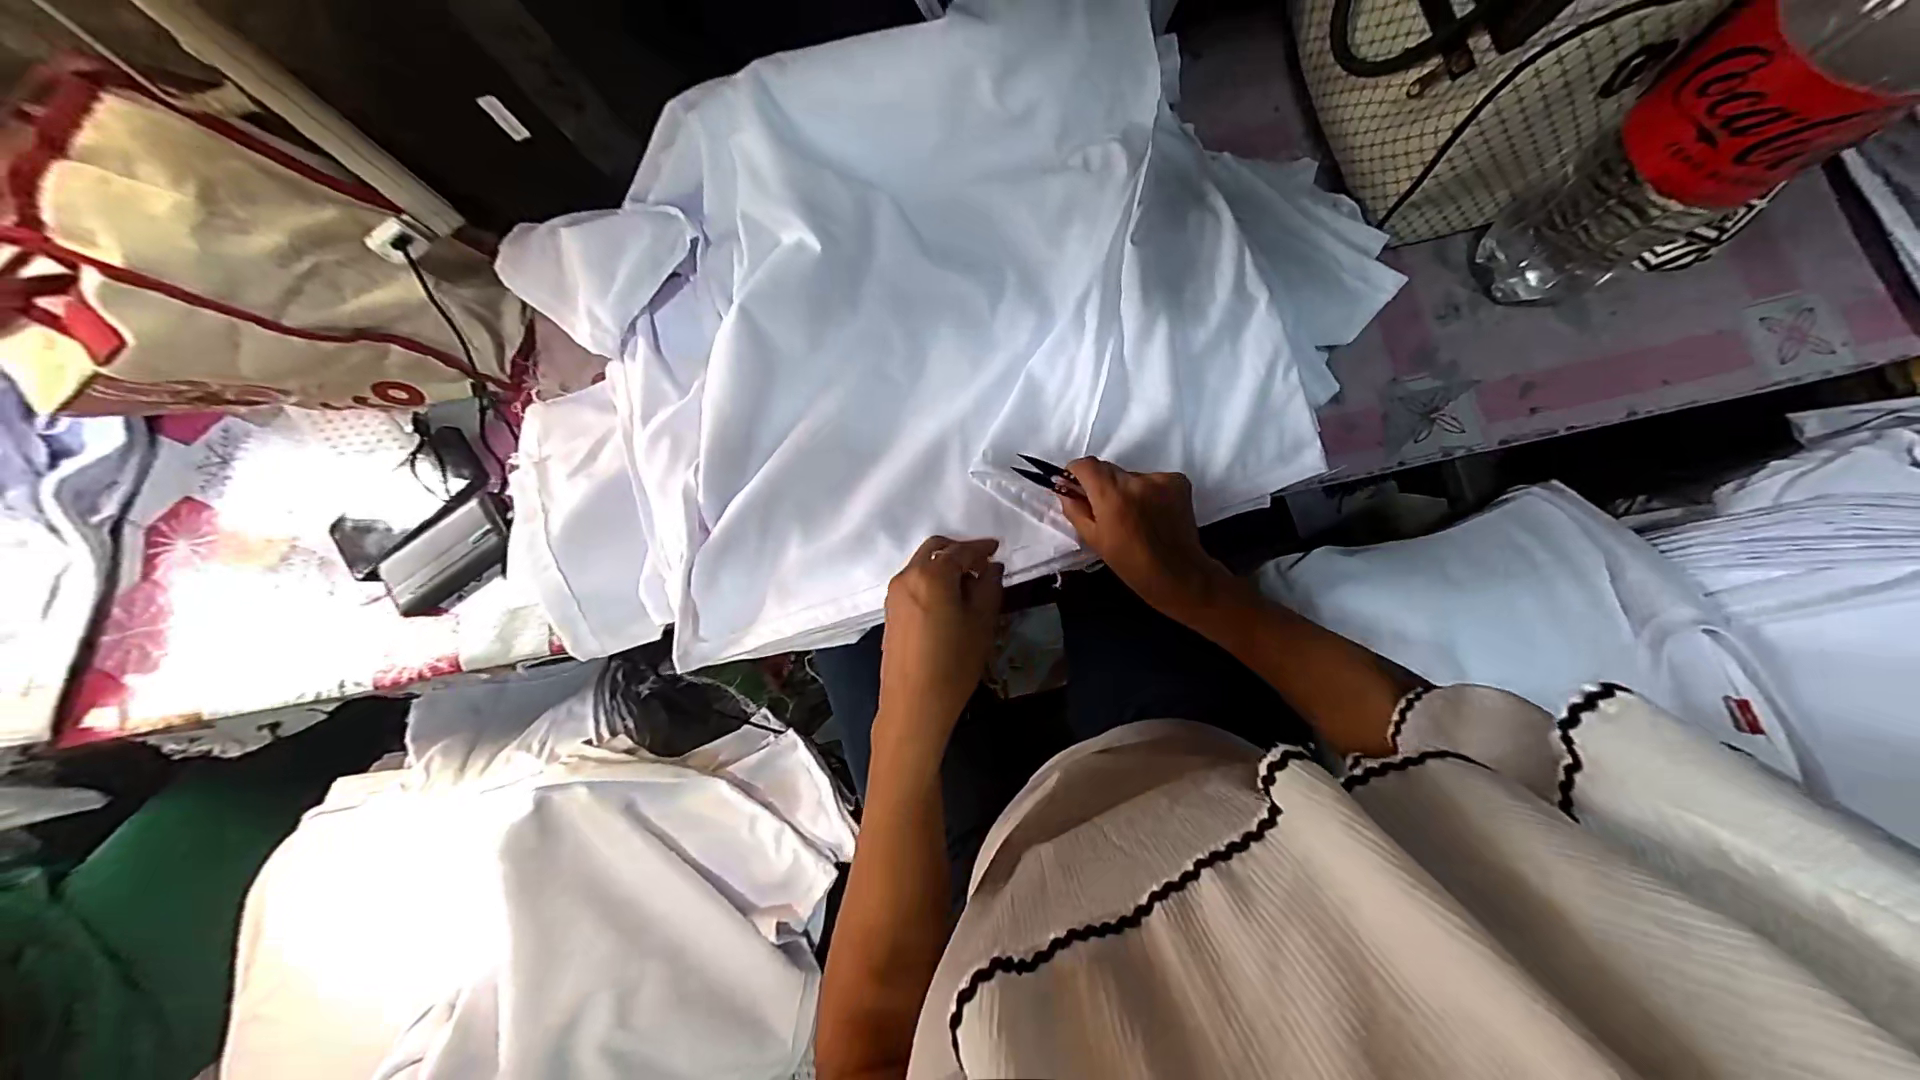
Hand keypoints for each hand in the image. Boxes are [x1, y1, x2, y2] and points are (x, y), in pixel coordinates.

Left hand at [876, 536, 1005, 749]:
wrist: (914, 704)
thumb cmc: (954, 663)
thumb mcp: (982, 622)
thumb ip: (990, 587)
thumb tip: (991, 569)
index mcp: (931, 575)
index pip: (960, 551)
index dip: (982, 548)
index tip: (996, 549)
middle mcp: (907, 577)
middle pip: (934, 550)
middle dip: (959, 552)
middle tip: (982, 564)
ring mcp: (894, 594)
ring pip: (921, 566)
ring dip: (944, 566)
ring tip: (968, 585)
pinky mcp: (890, 612)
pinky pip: (913, 583)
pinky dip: (932, 581)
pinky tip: (948, 601)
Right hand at [1058, 458, 1240, 624]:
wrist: (1176, 572)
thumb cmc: (1129, 562)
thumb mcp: (1093, 538)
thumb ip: (1075, 509)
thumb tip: (1065, 489)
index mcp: (1111, 495)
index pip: (1086, 465)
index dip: (1076, 472)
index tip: (1075, 485)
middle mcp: (1136, 480)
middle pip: (1108, 469)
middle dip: (1102, 484)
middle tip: (1105, 509)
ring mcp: (1160, 479)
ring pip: (1131, 476)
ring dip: (1126, 489)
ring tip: (1134, 516)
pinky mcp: (1178, 481)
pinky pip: (1152, 480)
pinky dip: (1148, 492)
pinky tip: (1153, 513)